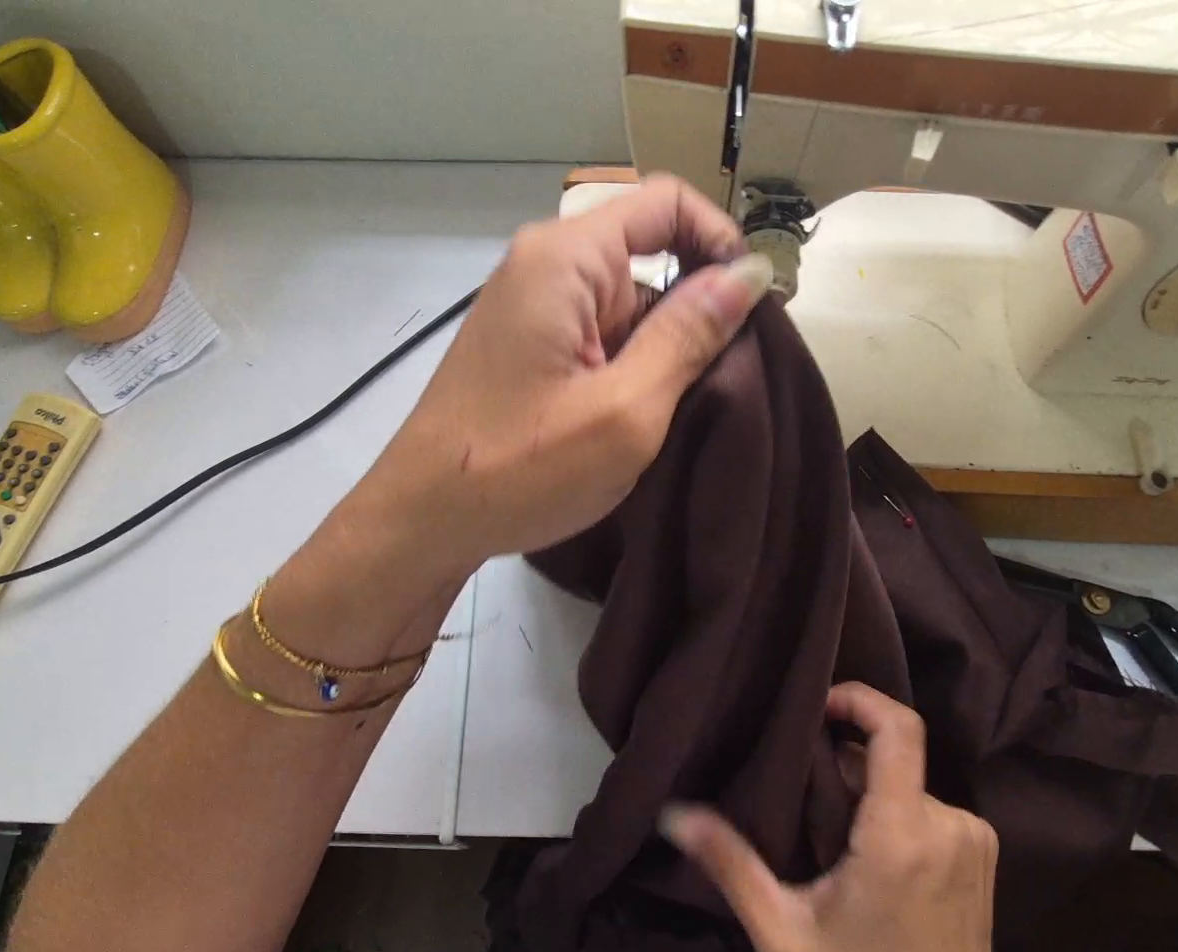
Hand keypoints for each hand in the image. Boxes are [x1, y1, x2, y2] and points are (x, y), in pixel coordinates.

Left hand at [357, 174, 772, 574]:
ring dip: (664, 351)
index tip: (753, 308)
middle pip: (648, 256)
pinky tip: (640, 421)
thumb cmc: (522, 468)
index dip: (721, 242)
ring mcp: (531, 312)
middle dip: (696, 310)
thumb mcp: (626, 409)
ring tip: (683, 415)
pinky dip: (630, 370)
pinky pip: (598, 338)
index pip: (666, 203)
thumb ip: (689, 334)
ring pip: (627, 306)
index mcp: (565, 260)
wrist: (424, 522)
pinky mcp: (527, 351)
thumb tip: (749, 274)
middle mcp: (543, 268)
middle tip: (725, 383)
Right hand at [661, 684, 1057, 951]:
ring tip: (833, 831)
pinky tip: (870, 850)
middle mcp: (945, 819)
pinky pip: (926, 800)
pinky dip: (894, 808)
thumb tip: (676, 815)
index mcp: (900, 834)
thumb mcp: (783, 933)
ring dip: (867, 790)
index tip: (817, 703)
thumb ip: (731, 868)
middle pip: (888, 755)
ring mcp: (971, 829)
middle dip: (844, 760)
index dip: (859, 699)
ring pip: (905, 779)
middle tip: (805, 789)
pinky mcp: (982, 839)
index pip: (896, 729)